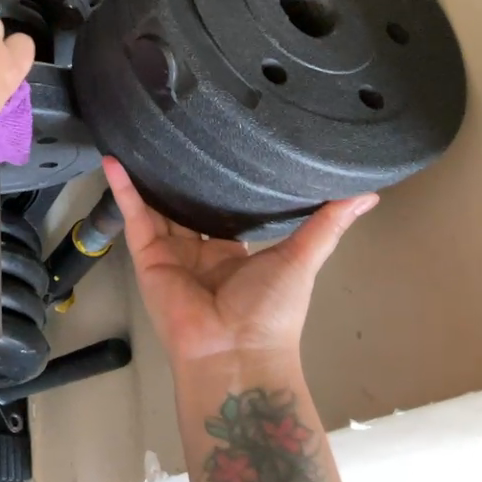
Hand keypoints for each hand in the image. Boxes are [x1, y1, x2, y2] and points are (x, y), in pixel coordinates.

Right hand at [104, 157, 376, 367]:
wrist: (235, 350)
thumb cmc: (271, 311)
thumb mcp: (301, 259)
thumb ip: (325, 225)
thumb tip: (367, 194)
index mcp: (232, 255)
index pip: (221, 212)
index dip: (218, 184)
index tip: (218, 148)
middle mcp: (198, 251)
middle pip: (184, 205)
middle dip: (179, 176)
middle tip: (177, 132)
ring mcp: (169, 252)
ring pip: (155, 205)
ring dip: (146, 175)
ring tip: (140, 135)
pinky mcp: (146, 254)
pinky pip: (133, 216)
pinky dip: (123, 189)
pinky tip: (114, 159)